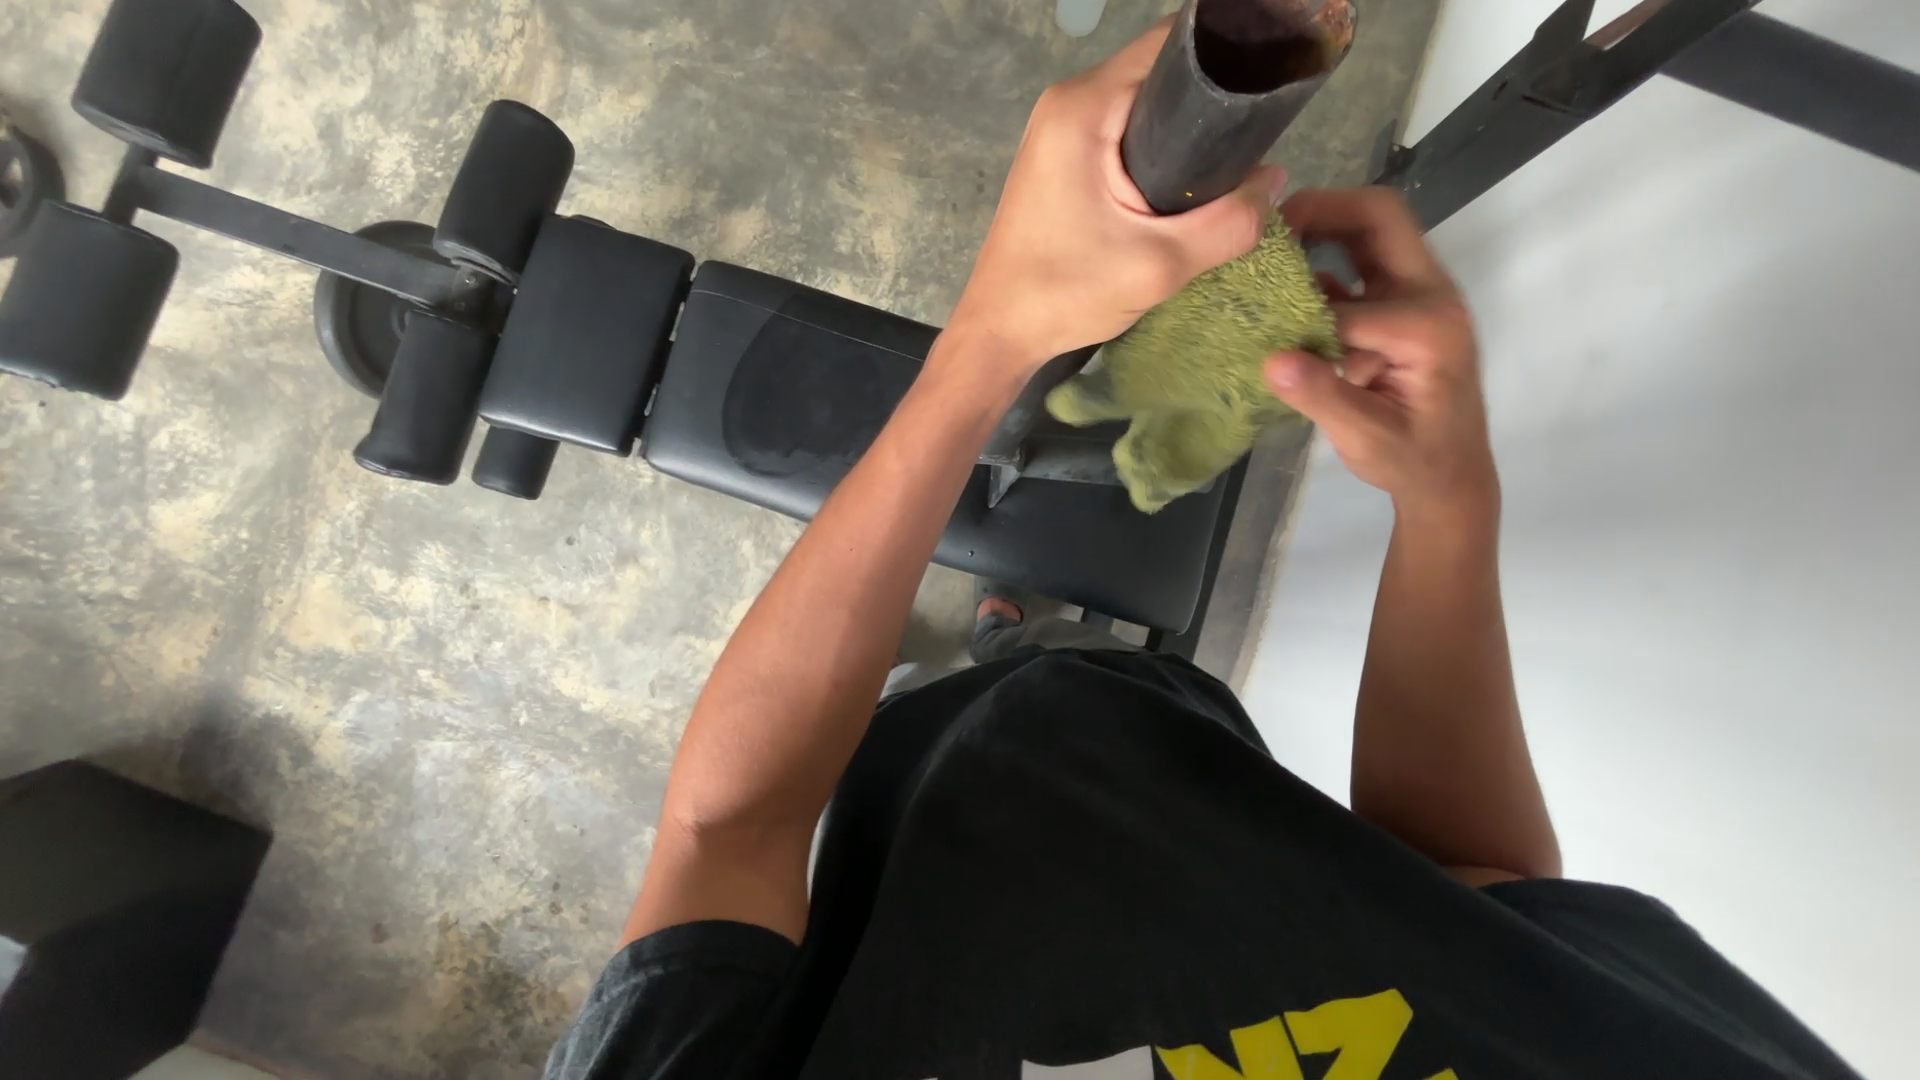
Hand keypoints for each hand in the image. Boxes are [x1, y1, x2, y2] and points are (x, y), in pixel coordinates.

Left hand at [948, 20, 1287, 372]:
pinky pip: (1120, 140)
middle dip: (1204, 115)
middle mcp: (1066, 103)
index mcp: (1084, 106)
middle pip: (1159, 78)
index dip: (1226, 70)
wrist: (1000, 334)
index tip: (1261, 110)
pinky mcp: (1057, 162)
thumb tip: (1275, 181)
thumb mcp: (1160, 266)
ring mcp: (1057, 132)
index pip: (1174, 47)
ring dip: (1178, 144)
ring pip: (1141, 112)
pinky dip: (1150, 161)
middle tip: (1236, 166)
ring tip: (1208, 188)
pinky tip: (1169, 199)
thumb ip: (1229, 223)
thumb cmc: (1065, 295)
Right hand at [1263, 187, 1496, 519]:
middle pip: (1380, 220)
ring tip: (1267, 242)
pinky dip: (1321, 261)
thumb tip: (1273, 359)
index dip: (1300, 312)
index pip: (1352, 301)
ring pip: (1372, 232)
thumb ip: (1324, 396)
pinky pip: (1361, 265)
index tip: (1255, 320)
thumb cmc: (1413, 460)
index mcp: (1427, 327)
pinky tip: (1281, 280)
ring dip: (1321, 226)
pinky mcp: (1398, 307)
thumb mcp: (1368, 437)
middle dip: (1323, 210)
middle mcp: (1429, 297)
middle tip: (1266, 226)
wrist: (1450, 475)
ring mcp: (1416, 297)